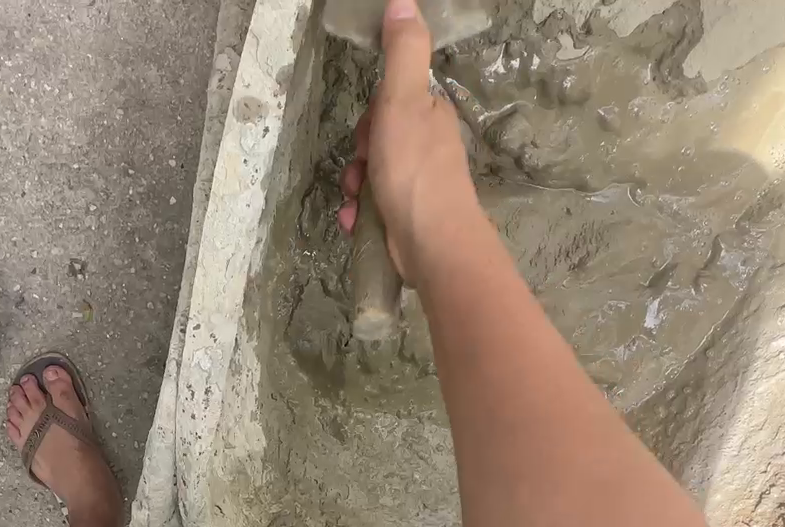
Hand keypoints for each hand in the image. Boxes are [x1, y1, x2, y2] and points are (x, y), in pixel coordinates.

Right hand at [337, 0, 481, 284]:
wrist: (431, 243)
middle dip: (358, 159)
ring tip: (354, 202)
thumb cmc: (415, 171)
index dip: (370, 119)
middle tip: (361, 170)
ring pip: (370, 179)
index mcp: (429, 116)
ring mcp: (416, 187)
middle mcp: (426, 148)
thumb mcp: (403, 102)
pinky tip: (355, 222)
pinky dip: (358, 215)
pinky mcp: (406, 220)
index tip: (367, 135)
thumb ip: (402, 53)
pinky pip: (372, 209)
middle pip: (377, 143)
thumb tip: (402, 2)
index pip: (391, 105)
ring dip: (353, 190)